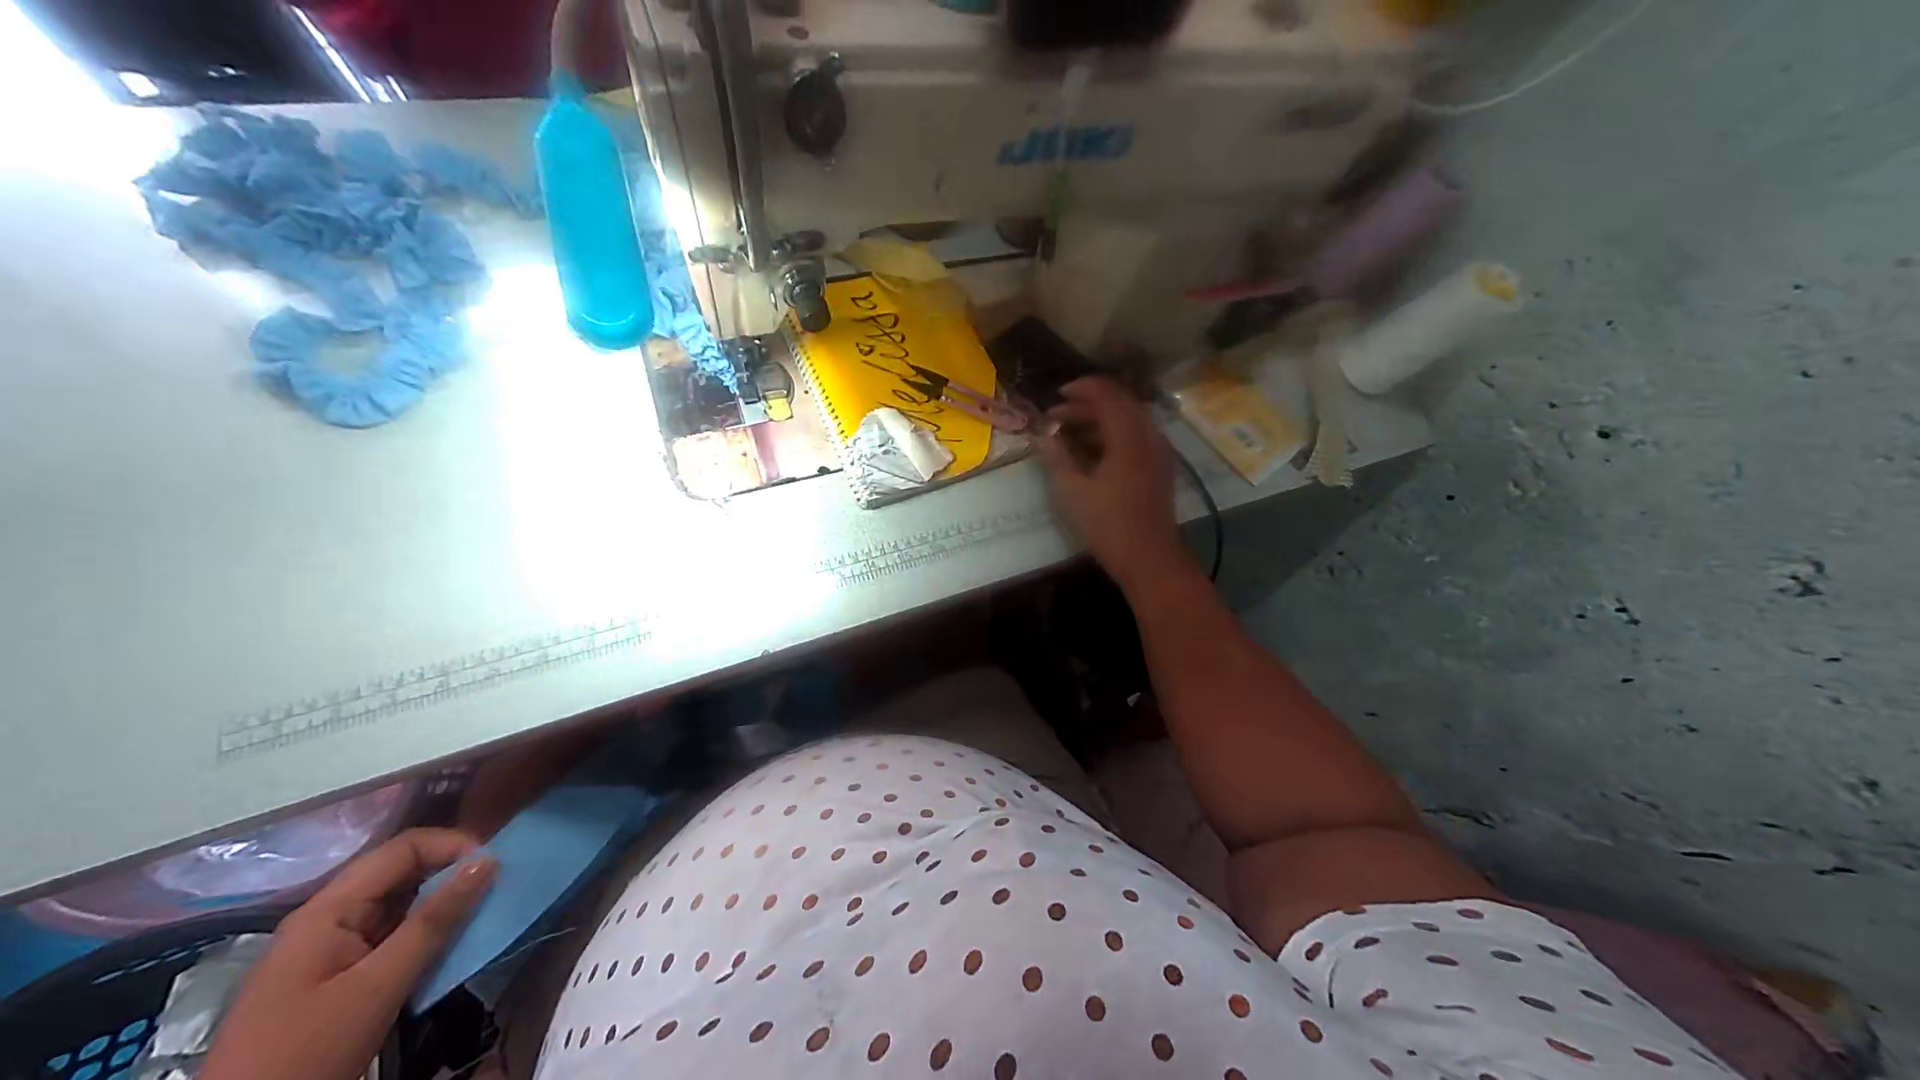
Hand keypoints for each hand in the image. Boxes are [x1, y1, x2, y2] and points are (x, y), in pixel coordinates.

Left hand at [201, 829, 496, 1079]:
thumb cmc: (307, 1052)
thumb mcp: (378, 986)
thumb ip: (434, 921)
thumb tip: (488, 860)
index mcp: (328, 909)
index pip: (403, 848)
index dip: (453, 847)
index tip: (494, 870)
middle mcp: (326, 917)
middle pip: (400, 872)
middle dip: (451, 874)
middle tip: (494, 892)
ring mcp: (328, 947)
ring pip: (398, 904)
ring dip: (441, 904)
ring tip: (479, 916)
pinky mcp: (335, 975)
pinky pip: (389, 935)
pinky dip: (424, 933)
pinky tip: (447, 948)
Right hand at [1039, 377, 1193, 589]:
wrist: (1149, 558)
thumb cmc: (1107, 525)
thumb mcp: (1072, 491)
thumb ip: (1057, 457)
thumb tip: (1043, 436)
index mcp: (1128, 437)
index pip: (1107, 395)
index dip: (1081, 389)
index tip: (1055, 396)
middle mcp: (1149, 436)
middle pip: (1120, 404)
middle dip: (1087, 405)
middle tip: (1057, 417)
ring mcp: (1158, 452)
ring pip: (1129, 420)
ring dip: (1100, 420)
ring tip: (1069, 434)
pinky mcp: (1160, 467)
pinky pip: (1136, 437)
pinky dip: (1113, 435)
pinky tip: (1092, 452)